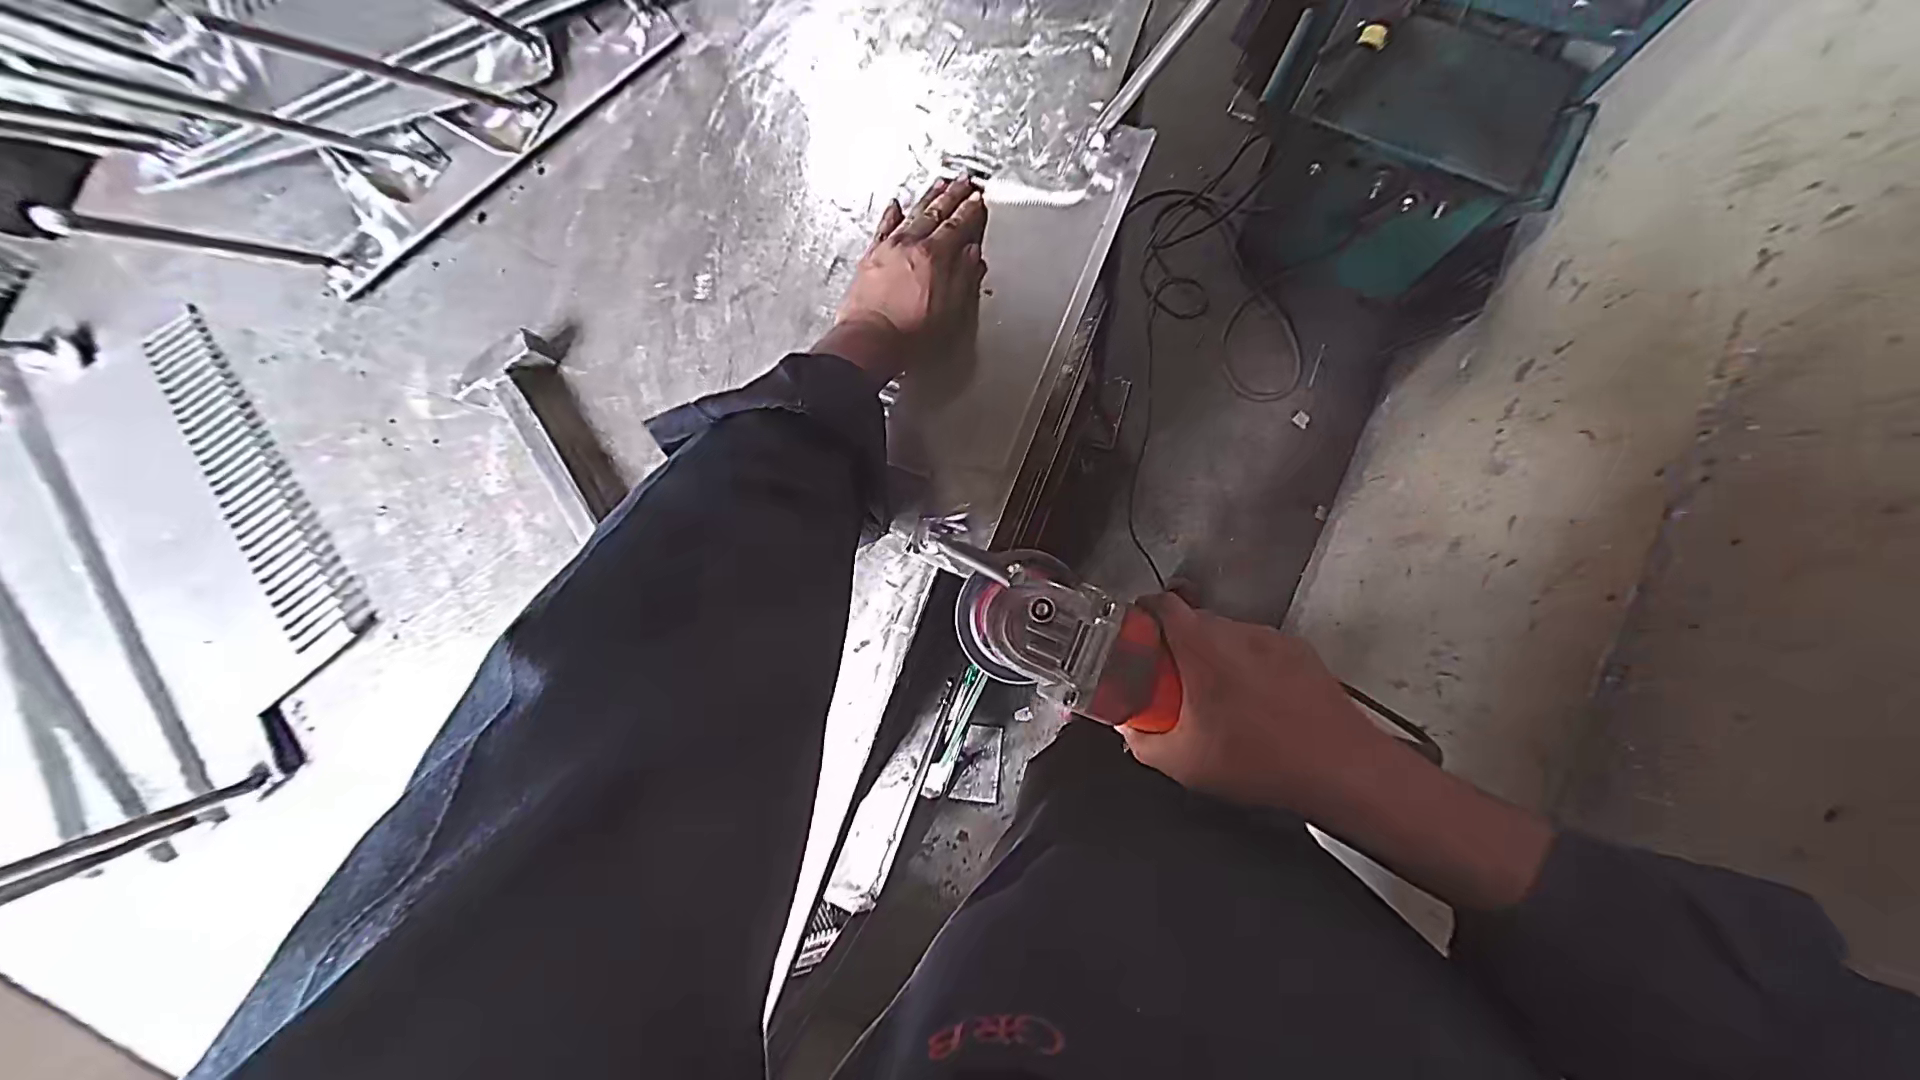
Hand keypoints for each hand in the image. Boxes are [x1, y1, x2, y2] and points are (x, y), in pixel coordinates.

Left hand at [815, 176, 988, 383]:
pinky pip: (884, 227)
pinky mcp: (871, 257)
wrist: (870, 340)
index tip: (978, 199)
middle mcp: (911, 245)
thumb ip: (963, 278)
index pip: (958, 226)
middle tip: (963, 181)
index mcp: (935, 257)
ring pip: (912, 214)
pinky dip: (892, 214)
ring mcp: (889, 249)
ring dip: (927, 197)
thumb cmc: (909, 333)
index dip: (971, 211)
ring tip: (938, 185)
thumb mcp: (950, 311)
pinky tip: (896, 205)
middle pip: (936, 212)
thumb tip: (973, 256)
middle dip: (952, 195)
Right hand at [1122, 592, 1403, 817]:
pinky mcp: (1299, 651)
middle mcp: (1235, 631)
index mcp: (1201, 647)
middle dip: (1176, 646)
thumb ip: (1143, 740)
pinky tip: (1255, 704)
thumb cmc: (1261, 759)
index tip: (1135, 634)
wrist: (1341, 768)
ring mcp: (1271, 638)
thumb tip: (1129, 730)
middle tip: (1171, 682)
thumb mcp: (1183, 761)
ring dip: (1213, 657)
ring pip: (1226, 635)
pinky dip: (1247, 666)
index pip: (1161, 603)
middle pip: (1192, 620)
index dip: (1142, 613)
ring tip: (1217, 700)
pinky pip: (1258, 648)